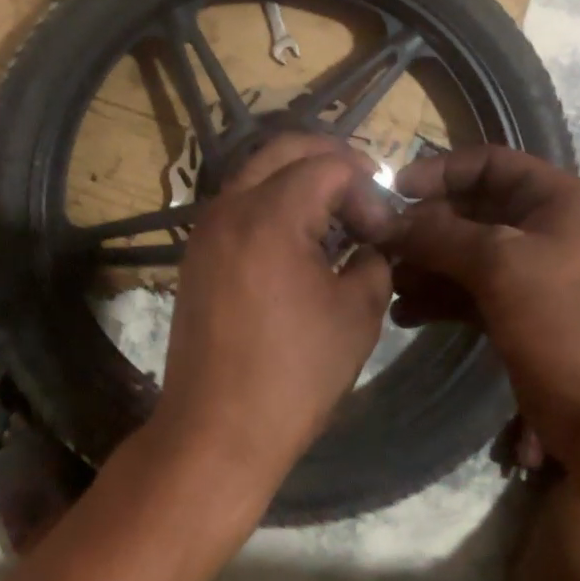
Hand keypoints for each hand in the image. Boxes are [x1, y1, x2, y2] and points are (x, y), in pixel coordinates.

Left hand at [154, 134, 396, 483]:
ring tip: (336, 211)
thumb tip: (371, 243)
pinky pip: (239, 204)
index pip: (328, 166)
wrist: (216, 430)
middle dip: (331, 159)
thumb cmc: (294, 374)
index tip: (382, 230)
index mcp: (270, 215)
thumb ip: (373, 261)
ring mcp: (206, 228)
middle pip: (285, 149)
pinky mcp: (196, 253)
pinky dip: (272, 201)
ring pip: (257, 173)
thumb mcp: (357, 313)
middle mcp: (230, 207)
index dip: (365, 188)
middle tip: (365, 188)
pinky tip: (300, 237)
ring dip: (299, 178)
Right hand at [385, 146, 579, 459]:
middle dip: (427, 226)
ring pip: (472, 255)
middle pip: (477, 210)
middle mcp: (552, 229)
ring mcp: (541, 277)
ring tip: (389, 283)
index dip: (440, 171)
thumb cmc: (569, 324)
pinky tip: (407, 313)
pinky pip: (477, 293)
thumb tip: (388, 219)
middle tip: (381, 244)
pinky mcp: (530, 319)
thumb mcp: (501, 265)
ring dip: (429, 265)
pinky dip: (443, 299)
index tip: (393, 192)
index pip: (490, 163)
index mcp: (561, 199)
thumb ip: (440, 235)